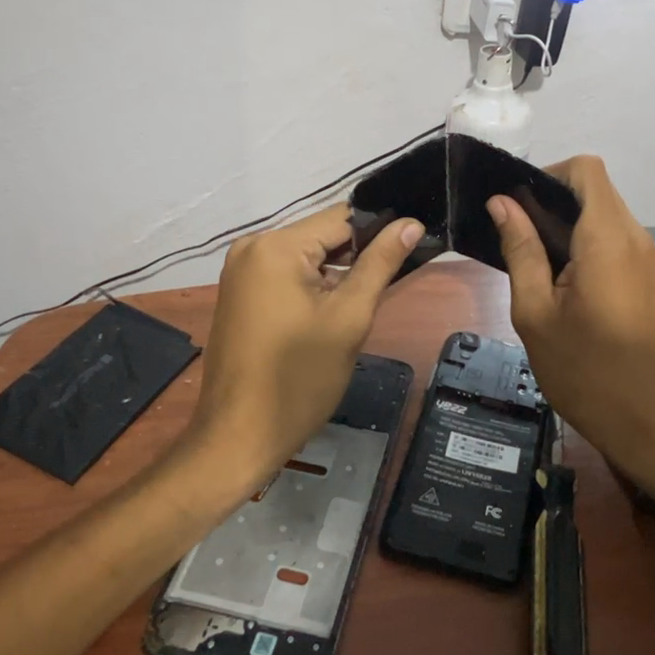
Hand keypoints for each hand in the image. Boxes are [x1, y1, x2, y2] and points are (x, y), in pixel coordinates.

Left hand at [191, 203, 421, 477]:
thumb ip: (380, 264)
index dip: (382, 229)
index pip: (343, 217)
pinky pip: (287, 275)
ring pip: (307, 256)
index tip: (415, 246)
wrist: (239, 437)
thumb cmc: (299, 379)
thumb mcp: (349, 318)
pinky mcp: (240, 294)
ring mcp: (241, 271)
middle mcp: (252, 247)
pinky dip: (314, 287)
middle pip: (322, 235)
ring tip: (368, 300)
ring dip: (337, 273)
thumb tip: (410, 223)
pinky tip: (335, 312)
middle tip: (395, 281)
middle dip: (359, 254)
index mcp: (276, 246)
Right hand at [490, 156, 654, 499]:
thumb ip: (520, 250)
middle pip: (594, 190)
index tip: (517, 205)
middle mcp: (634, 238)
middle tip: (512, 234)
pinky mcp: (645, 276)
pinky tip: (556, 278)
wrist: (641, 420)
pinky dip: (583, 243)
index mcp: (608, 240)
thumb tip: (502, 203)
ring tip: (529, 258)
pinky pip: (612, 239)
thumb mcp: (535, 312)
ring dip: (566, 224)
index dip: (549, 174)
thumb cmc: (582, 371)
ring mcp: (645, 258)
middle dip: (551, 200)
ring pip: (603, 214)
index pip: (586, 170)